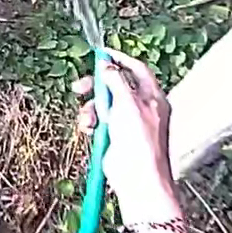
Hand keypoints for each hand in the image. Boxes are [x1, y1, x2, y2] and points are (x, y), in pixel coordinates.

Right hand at [73, 47, 180, 221]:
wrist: (137, 179)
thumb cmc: (140, 141)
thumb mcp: (127, 103)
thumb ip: (115, 80)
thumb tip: (106, 66)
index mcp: (152, 97)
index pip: (135, 69)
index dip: (118, 59)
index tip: (101, 53)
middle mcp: (141, 107)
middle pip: (115, 85)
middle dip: (96, 86)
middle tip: (80, 87)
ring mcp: (127, 122)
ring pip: (102, 103)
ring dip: (90, 109)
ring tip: (87, 120)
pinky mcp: (115, 135)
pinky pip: (98, 120)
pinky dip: (90, 122)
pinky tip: (88, 129)